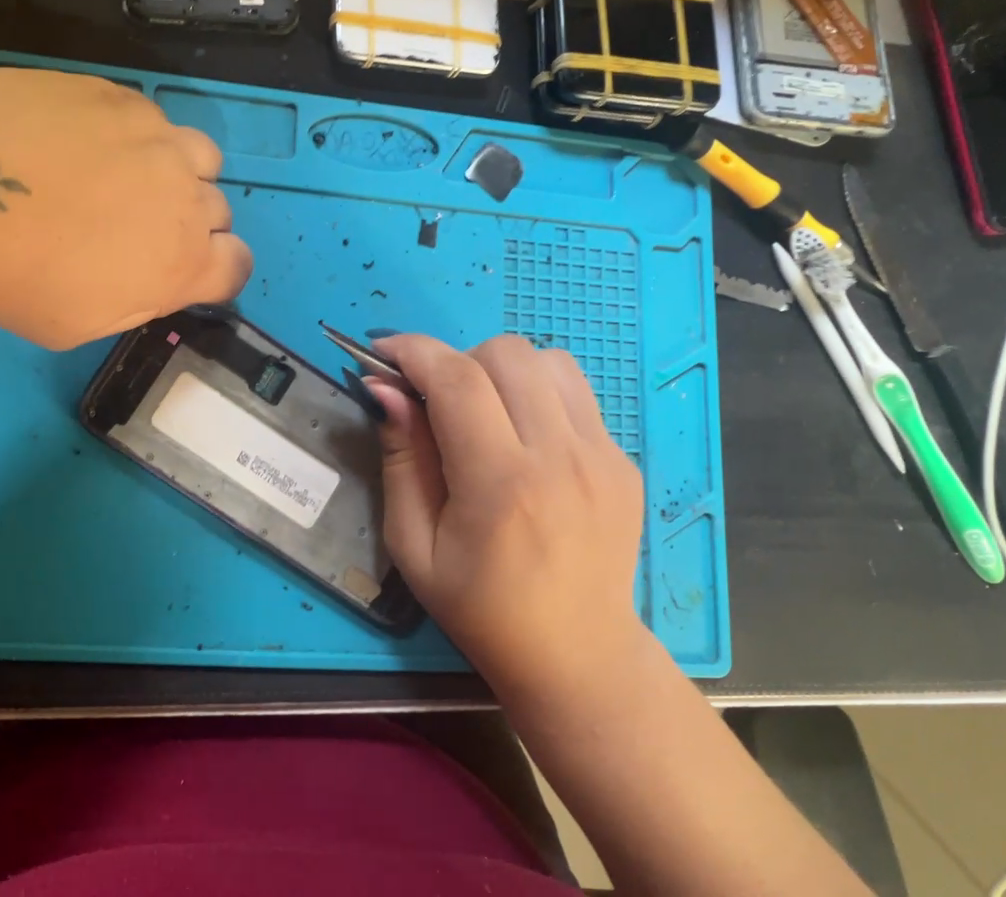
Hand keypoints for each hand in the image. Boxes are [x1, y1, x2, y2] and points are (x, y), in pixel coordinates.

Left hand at [0, 68, 251, 348]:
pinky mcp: (117, 95)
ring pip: (198, 155)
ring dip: (177, 174)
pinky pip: (148, 119)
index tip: (189, 272)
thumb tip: (150, 277)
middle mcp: (185, 194)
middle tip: (139, 231)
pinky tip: (84, 145)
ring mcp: (154, 135)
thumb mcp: (77, 324)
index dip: (218, 272)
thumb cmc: (10, 275)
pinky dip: (134, 138)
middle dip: (192, 225)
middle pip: (218, 210)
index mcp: (182, 262)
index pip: (236, 266)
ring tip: (126, 180)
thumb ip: (135, 299)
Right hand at [365, 334, 644, 683]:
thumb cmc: (479, 608)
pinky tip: (524, 441)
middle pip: (505, 353)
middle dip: (456, 361)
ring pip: (548, 360)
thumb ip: (401, 460)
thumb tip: (386, 391)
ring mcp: (602, 455)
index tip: (382, 354)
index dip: (412, 352)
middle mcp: (559, 456)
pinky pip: (576, 394)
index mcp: (500, 484)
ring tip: (484, 414)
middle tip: (434, 401)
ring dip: (502, 371)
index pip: (456, 379)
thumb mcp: (414, 546)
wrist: (576, 653)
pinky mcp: (623, 461)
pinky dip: (538, 396)